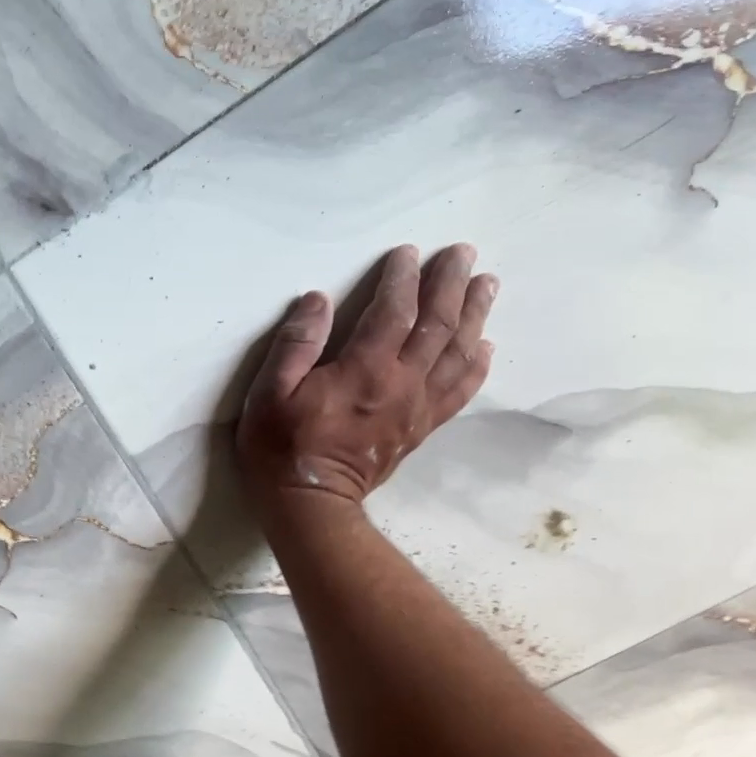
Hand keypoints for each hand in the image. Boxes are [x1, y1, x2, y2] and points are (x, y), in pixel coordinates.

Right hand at [236, 243, 496, 516]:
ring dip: (474, 314)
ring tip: (486, 284)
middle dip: (451, 285)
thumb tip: (316, 300)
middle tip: (464, 253)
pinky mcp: (421, 427)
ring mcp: (417, 406)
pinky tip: (485, 345)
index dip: (402, 280)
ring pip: (457, 352)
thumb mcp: (268, 394)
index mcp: (364, 370)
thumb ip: (294, 345)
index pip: (392, 312)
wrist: (309, 503)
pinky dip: (476, 364)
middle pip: (437, 325)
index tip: (408, 253)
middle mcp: (401, 383)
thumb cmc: (280, 447)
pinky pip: (459, 390)